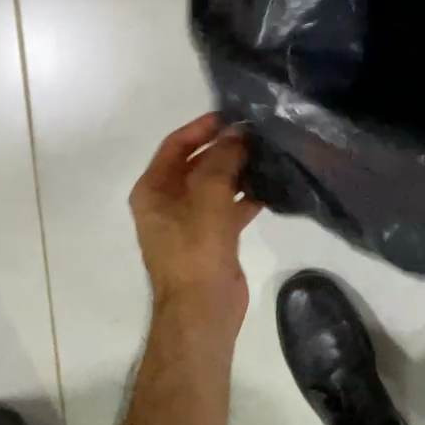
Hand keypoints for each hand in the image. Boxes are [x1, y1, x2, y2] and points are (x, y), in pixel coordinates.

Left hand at [130, 113, 263, 324]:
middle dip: (225, 148)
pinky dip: (246, 196)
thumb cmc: (196, 250)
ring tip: (268, 155)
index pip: (175, 145)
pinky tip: (271, 187)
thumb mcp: (208, 196)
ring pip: (215, 185)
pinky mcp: (212, 238)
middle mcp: (168, 202)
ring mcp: (190, 221)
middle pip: (197, 163)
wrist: (202, 310)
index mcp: (154, 189)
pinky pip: (228, 207)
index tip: (233, 115)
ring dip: (238, 171)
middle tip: (257, 133)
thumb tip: (237, 131)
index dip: (202, 128)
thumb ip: (223, 159)